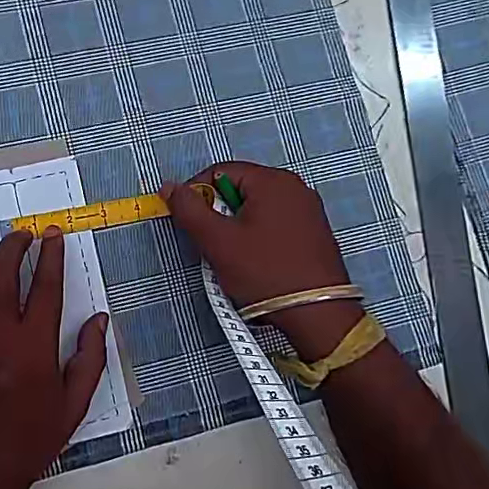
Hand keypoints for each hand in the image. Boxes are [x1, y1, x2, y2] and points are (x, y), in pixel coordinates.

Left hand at [0, 228, 109, 488]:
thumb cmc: (28, 439)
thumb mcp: (73, 405)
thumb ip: (90, 358)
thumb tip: (99, 319)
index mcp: (33, 347)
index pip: (45, 285)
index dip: (51, 254)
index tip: (52, 235)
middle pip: (1, 271)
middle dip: (14, 245)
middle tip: (23, 237)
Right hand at [162, 162, 362, 356]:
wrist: (318, 316)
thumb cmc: (266, 274)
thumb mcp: (217, 241)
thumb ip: (189, 209)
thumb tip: (170, 187)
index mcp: (273, 180)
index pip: (219, 171)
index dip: (198, 194)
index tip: (192, 223)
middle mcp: (295, 187)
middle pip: (239, 189)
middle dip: (219, 214)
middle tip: (213, 244)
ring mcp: (309, 209)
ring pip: (256, 208)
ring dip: (237, 228)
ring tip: (235, 258)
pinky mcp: (316, 232)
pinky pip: (275, 223)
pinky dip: (259, 237)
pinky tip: (257, 264)